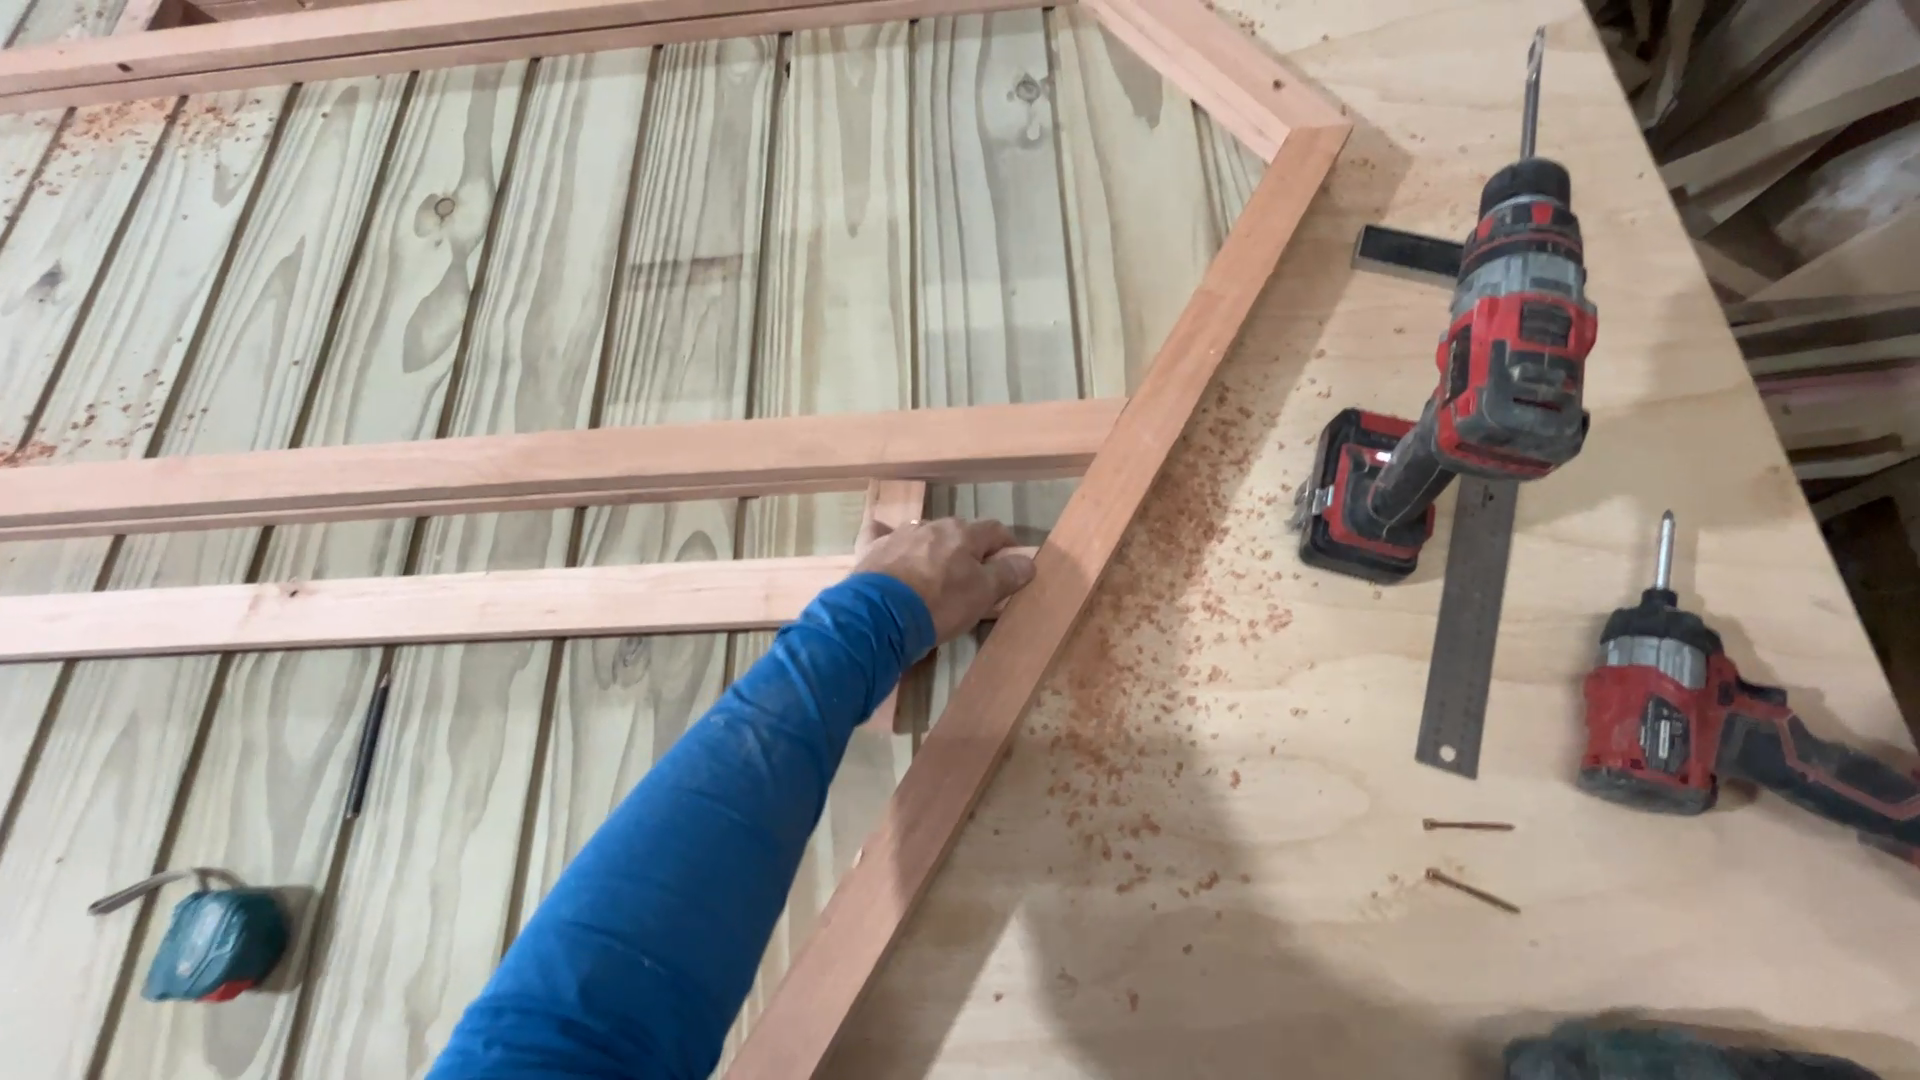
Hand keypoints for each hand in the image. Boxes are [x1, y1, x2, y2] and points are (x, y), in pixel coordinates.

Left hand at [853, 516, 1035, 643]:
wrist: (881, 615)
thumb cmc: (940, 604)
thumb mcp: (983, 594)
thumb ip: (1008, 574)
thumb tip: (1028, 560)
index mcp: (963, 534)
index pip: (995, 530)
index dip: (1006, 545)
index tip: (1011, 562)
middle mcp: (932, 526)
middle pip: (958, 532)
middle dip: (968, 549)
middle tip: (971, 577)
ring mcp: (899, 534)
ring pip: (924, 534)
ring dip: (933, 548)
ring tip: (933, 573)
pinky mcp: (872, 548)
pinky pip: (879, 533)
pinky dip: (886, 537)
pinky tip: (886, 543)